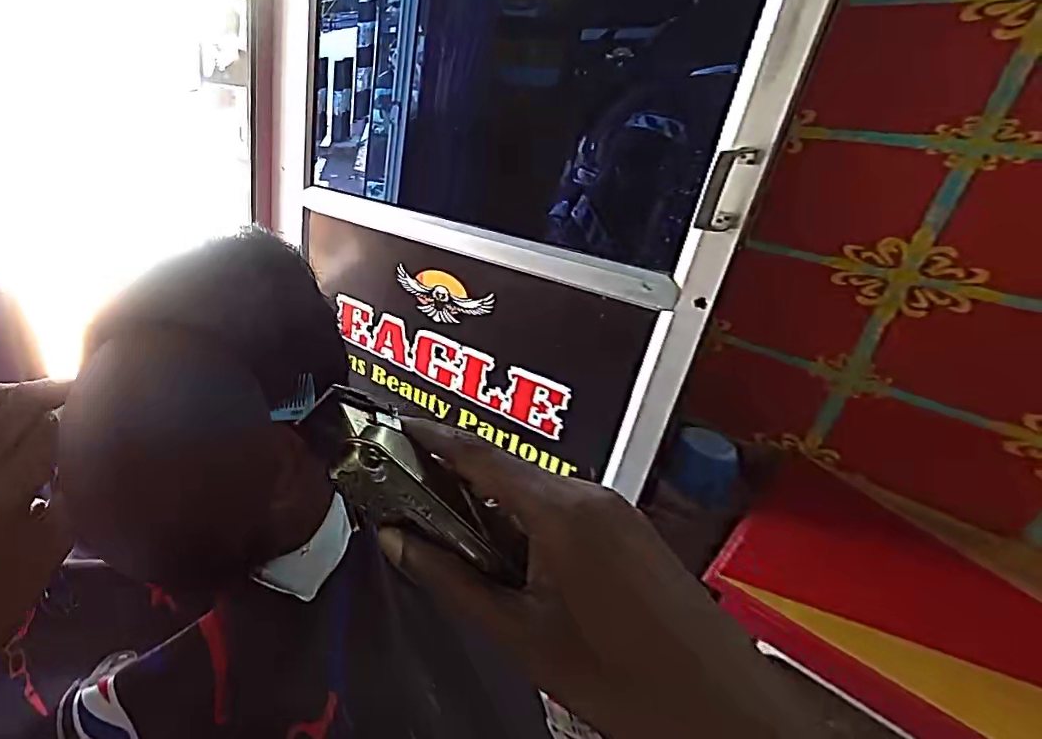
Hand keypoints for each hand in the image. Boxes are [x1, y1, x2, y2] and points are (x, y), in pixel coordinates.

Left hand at [0, 378, 74, 662]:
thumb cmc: (10, 588)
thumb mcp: (55, 544)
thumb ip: (74, 491)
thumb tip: (92, 451)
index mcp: (5, 487)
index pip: (47, 427)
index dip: (75, 415)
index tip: (98, 410)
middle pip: (20, 403)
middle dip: (54, 390)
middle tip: (83, 390)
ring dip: (24, 390)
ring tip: (52, 395)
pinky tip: (18, 408)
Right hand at [379, 420, 811, 738]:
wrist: (744, 728)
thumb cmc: (633, 686)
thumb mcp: (522, 636)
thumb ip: (449, 579)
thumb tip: (394, 541)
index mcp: (561, 511)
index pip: (476, 451)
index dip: (427, 434)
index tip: (391, 426)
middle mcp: (590, 496)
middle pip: (500, 466)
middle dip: (449, 473)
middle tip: (405, 487)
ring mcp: (615, 511)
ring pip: (527, 486)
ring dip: (485, 500)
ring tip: (451, 528)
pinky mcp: (629, 530)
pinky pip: (557, 505)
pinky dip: (520, 516)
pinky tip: (506, 552)